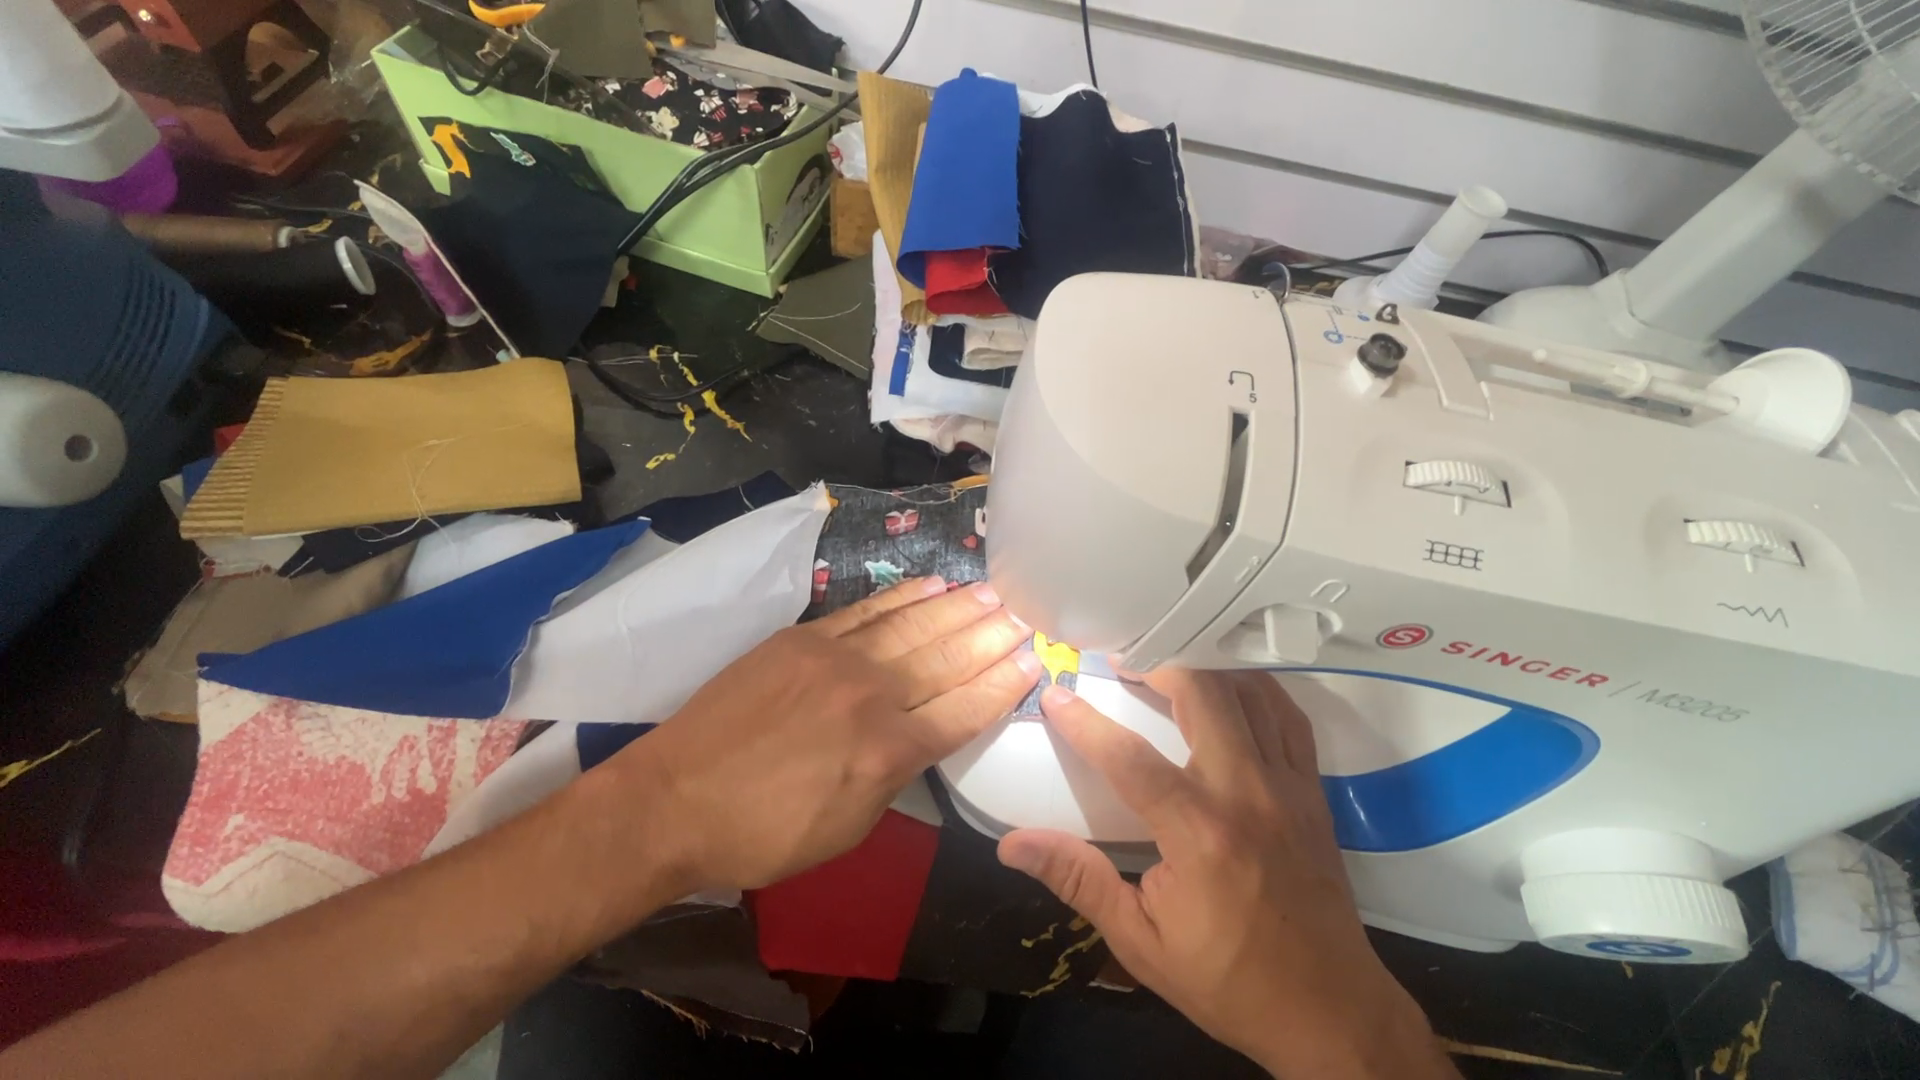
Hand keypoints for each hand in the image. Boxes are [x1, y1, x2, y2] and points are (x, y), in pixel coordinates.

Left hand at [617, 576, 1041, 892]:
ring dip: (960, 608)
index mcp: (888, 752)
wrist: (674, 799)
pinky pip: (867, 611)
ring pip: (913, 625)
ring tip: (995, 593)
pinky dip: (904, 597)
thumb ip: (894, 777)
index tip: (1035, 659)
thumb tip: (920, 738)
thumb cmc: (764, 833)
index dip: (1003, 684)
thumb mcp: (848, 829)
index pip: (964, 710)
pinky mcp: (802, 637)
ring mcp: (835, 658)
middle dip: (993, 637)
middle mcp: (872, 695)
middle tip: (1028, 615)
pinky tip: (933, 586)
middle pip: (947, 658)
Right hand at [997, 670, 1457, 1079]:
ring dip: (1205, 671)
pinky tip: (1230, 690)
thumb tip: (1014, 845)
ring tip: (1167, 668)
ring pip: (1249, 694)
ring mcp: (1287, 786)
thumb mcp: (1140, 940)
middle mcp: (1247, 793)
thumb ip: (1079, 880)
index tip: (1056, 695)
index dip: (1085, 722)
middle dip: (1157, 665)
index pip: (1130, 757)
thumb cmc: (1227, 979)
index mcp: (1198, 833)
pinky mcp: (1312, 791)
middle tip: (1121, 662)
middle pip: (1203, 695)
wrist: (1330, 1012)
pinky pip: (1287, 716)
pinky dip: (1255, 690)